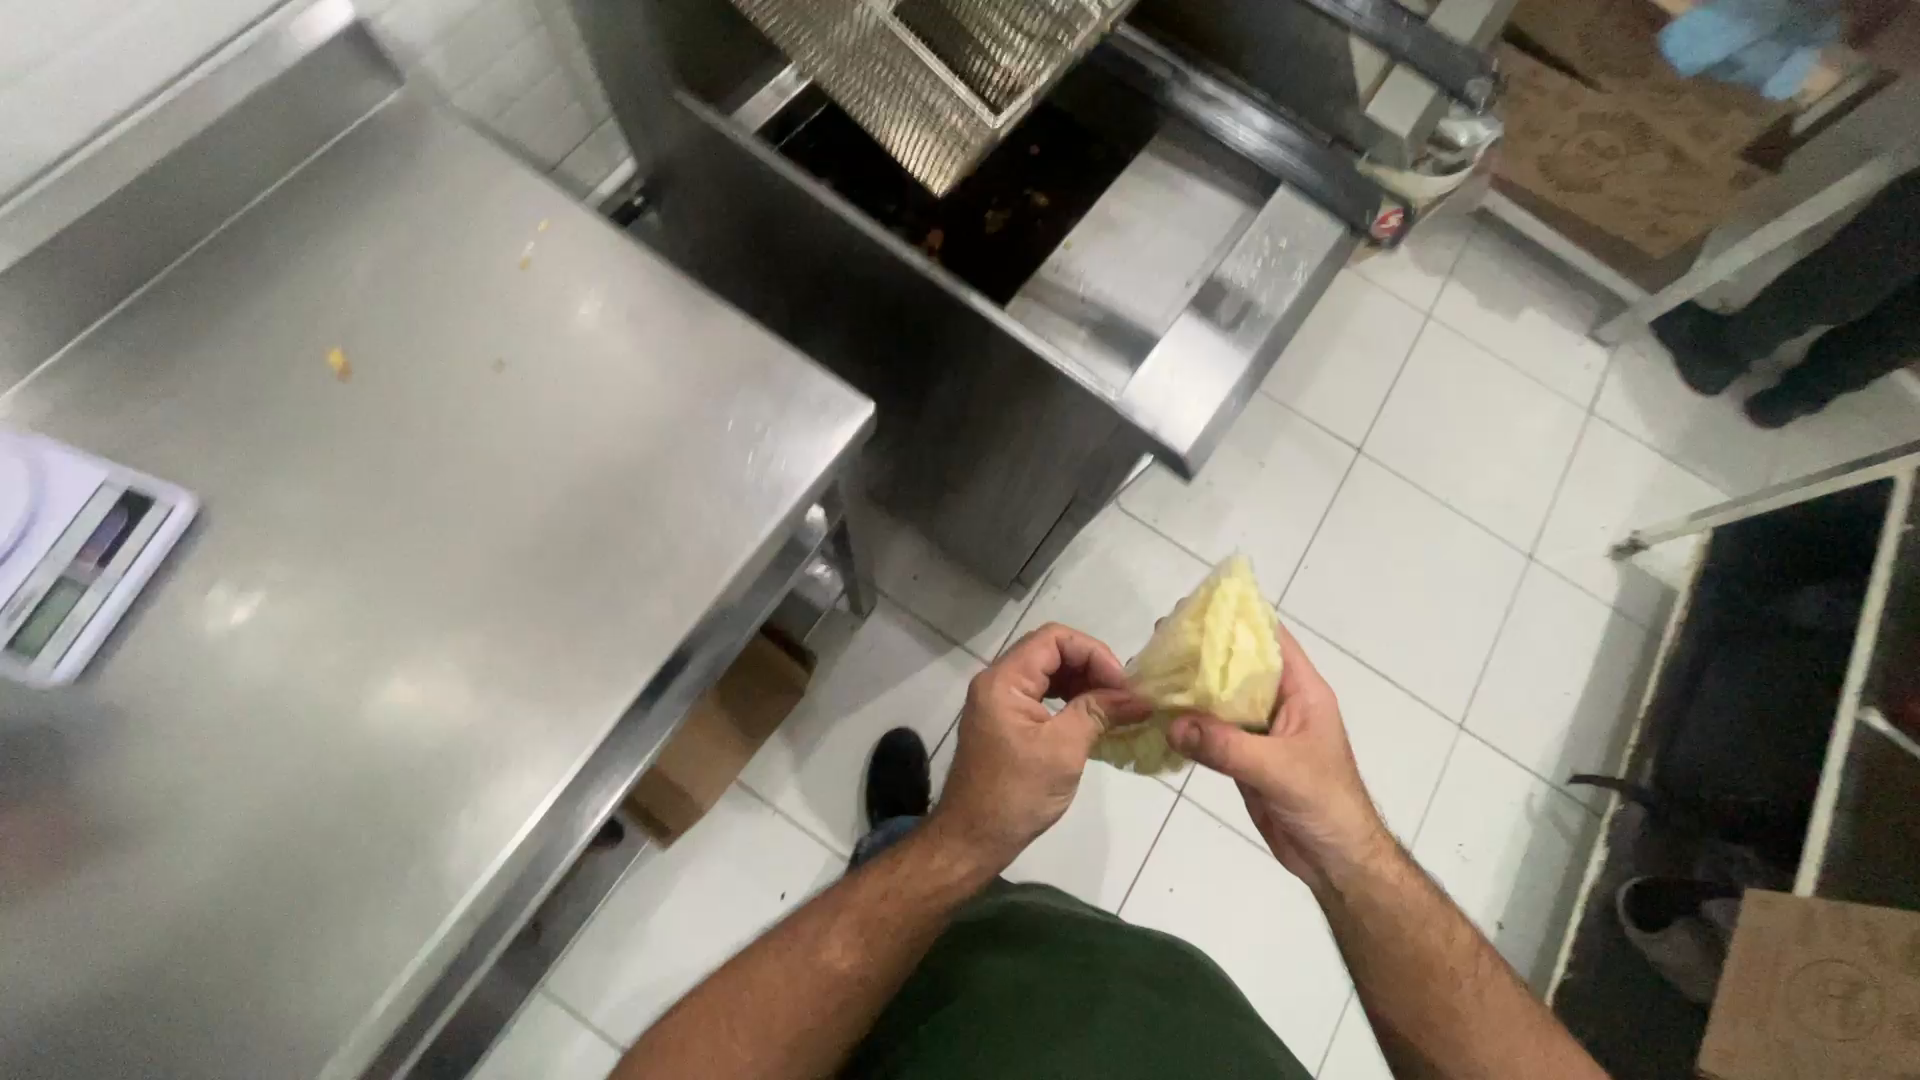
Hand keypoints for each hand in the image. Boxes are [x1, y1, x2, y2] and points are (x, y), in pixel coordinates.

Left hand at [931, 623, 1147, 870]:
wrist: (973, 838)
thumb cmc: (1016, 794)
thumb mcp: (1064, 750)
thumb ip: (1098, 712)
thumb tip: (1138, 697)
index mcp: (1004, 680)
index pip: (1054, 638)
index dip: (1093, 653)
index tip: (1122, 684)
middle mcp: (997, 681)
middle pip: (1050, 651)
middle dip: (1091, 666)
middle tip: (1123, 695)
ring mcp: (999, 701)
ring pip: (1047, 672)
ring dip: (1082, 683)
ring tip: (1113, 705)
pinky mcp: (1005, 721)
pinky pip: (1040, 695)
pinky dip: (1068, 700)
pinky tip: (1092, 717)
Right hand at [1167, 622, 1394, 893]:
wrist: (1336, 861)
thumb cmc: (1325, 805)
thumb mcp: (1279, 771)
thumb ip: (1226, 746)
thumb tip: (1172, 722)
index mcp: (1302, 691)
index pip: (1271, 639)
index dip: (1238, 618)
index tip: (1196, 608)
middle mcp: (1280, 702)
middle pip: (1238, 663)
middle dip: (1203, 650)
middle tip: (1160, 638)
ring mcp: (1261, 729)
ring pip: (1221, 695)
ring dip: (1190, 684)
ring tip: (1151, 669)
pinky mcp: (1244, 754)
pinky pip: (1212, 728)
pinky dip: (1188, 719)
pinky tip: (1159, 712)